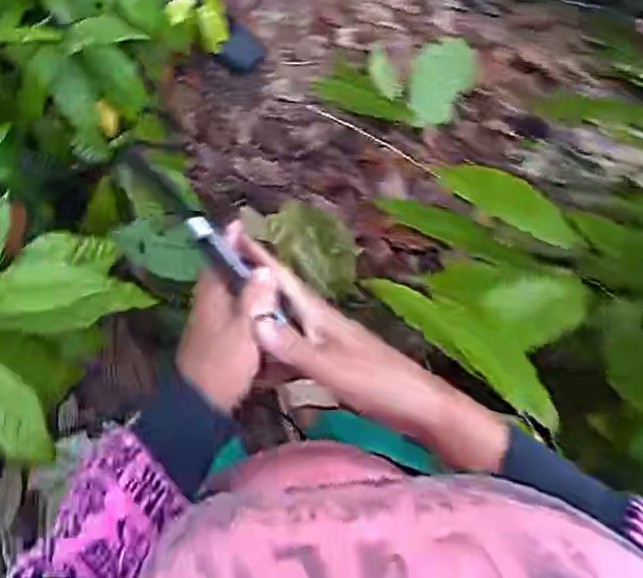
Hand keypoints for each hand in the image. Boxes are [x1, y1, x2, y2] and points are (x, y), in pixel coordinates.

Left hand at [174, 222, 280, 412]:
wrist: (202, 401)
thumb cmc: (222, 362)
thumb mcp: (243, 331)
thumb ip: (253, 301)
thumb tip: (263, 270)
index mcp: (211, 294)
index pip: (218, 258)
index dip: (228, 241)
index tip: (238, 222)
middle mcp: (209, 301)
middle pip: (225, 273)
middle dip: (242, 259)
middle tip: (262, 248)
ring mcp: (213, 319)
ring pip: (231, 293)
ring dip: (248, 284)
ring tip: (271, 277)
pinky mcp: (220, 337)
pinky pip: (236, 313)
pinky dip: (250, 308)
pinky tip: (267, 312)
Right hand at [238, 235, 509, 472]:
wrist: (427, 412)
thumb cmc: (381, 383)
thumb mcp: (333, 367)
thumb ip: (293, 346)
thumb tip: (252, 319)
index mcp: (315, 312)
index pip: (278, 274)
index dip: (254, 251)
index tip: (230, 229)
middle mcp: (316, 318)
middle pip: (275, 291)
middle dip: (248, 275)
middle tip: (216, 267)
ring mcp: (323, 337)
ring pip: (280, 316)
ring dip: (257, 309)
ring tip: (228, 307)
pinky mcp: (328, 357)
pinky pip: (288, 341)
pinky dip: (269, 341)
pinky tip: (257, 354)